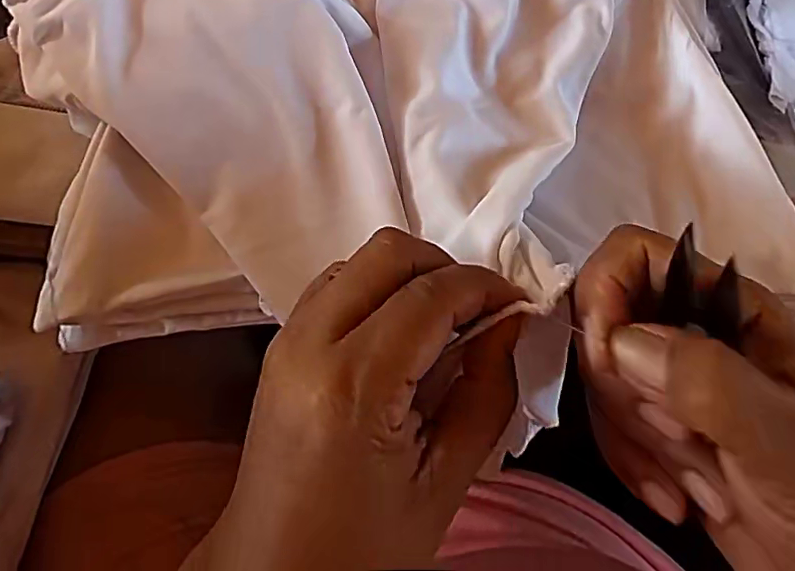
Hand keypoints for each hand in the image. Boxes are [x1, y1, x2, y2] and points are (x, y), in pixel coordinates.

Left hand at [186, 227, 526, 570]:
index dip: (481, 286)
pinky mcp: (280, 341)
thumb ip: (486, 393)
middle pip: (386, 253)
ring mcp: (287, 336)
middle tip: (478, 309)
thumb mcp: (445, 483)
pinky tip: (399, 331)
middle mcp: (310, 341)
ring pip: (358, 260)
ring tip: (442, 322)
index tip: (515, 300)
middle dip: (444, 267)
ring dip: (407, 275)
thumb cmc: (364, 549)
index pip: (428, 295)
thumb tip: (509, 322)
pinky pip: (334, 284)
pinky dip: (375, 288)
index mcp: (353, 384)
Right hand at [575, 225, 794, 570]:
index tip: (605, 359)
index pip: (636, 254)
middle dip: (627, 390)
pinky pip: (605, 420)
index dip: (606, 293)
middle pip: (607, 318)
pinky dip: (629, 461)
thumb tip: (622, 341)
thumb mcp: (786, 441)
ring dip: (634, 436)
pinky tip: (678, 498)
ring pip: (601, 373)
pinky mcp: (657, 427)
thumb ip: (709, 380)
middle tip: (681, 440)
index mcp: (728, 306)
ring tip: (700, 483)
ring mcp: (670, 380)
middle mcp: (692, 331)